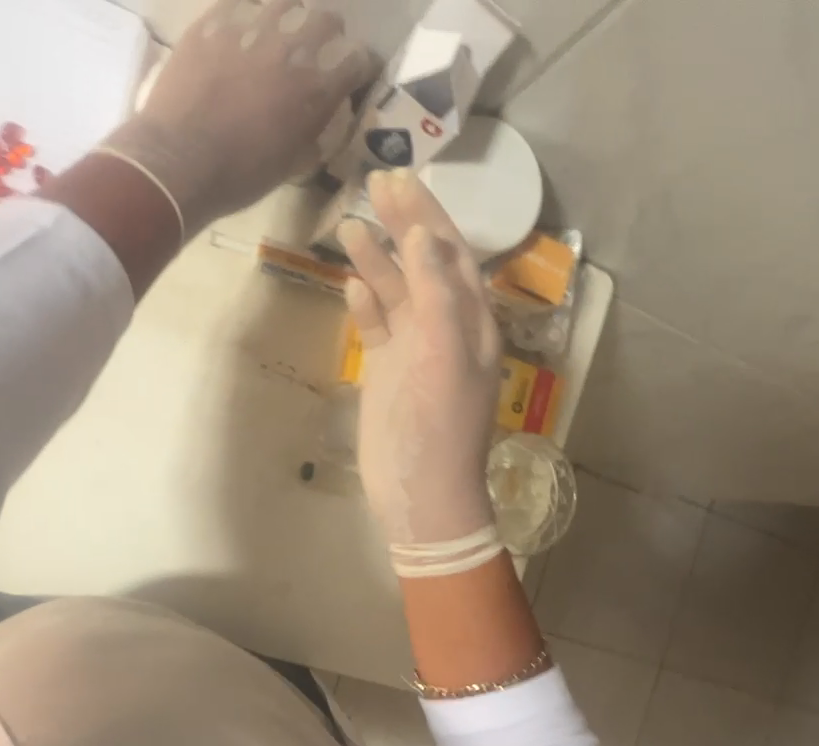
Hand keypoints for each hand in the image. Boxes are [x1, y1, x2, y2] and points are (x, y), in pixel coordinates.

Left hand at [100, 0, 373, 237]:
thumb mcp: (291, 164)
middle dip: (329, 34)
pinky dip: (248, 17)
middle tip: (318, 47)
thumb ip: (312, 130)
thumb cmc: (239, 177)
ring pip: (285, 3)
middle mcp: (291, 50)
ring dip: (290, 17)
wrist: (179, 163)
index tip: (353, 75)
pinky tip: (242, 33)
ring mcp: (250, 30)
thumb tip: (319, 115)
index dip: (360, 67)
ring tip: (280, 33)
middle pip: (326, 20)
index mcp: (316, 91)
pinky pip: (240, 5)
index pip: (358, 61)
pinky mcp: (212, 24)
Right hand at [338, 169, 503, 576]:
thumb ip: (435, 294)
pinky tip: (350, 286)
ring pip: (396, 293)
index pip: (451, 254)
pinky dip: (366, 305)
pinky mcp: (389, 373)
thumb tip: (423, 233)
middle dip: (401, 223)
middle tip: (372, 182)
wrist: (420, 494)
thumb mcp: (443, 356)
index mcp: (471, 322)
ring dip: (376, 261)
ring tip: (347, 226)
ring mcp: (415, 351)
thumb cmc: (438, 428)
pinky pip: (378, 328)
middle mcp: (446, 329)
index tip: (399, 178)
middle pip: (423, 264)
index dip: (426, 215)